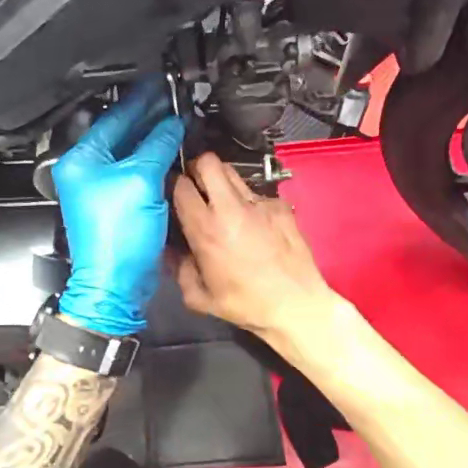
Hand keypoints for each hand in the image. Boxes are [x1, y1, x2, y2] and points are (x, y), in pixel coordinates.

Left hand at [51, 78, 184, 336]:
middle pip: (123, 135)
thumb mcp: (140, 180)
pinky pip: (139, 176)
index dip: (141, 101)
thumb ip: (157, 146)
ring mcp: (103, 191)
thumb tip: (171, 125)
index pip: (114, 118)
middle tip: (172, 102)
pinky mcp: (120, 207)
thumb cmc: (115, 240)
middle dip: (150, 119)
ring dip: (154, 141)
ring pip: (132, 155)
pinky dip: (155, 164)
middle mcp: (88, 173)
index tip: (159, 87)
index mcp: (82, 161)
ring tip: (176, 124)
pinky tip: (171, 156)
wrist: (116, 284)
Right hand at [172, 153, 340, 343]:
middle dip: (197, 168)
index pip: (181, 185)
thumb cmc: (246, 305)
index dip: (173, 185)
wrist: (295, 306)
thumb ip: (180, 269)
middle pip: (208, 162)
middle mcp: (231, 207)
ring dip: (221, 181)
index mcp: (206, 229)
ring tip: (222, 201)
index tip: (173, 193)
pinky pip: (257, 193)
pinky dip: (249, 203)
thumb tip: (172, 251)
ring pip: (233, 172)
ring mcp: (260, 203)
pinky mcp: (281, 206)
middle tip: (196, 186)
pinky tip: (254, 223)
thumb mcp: (200, 297)